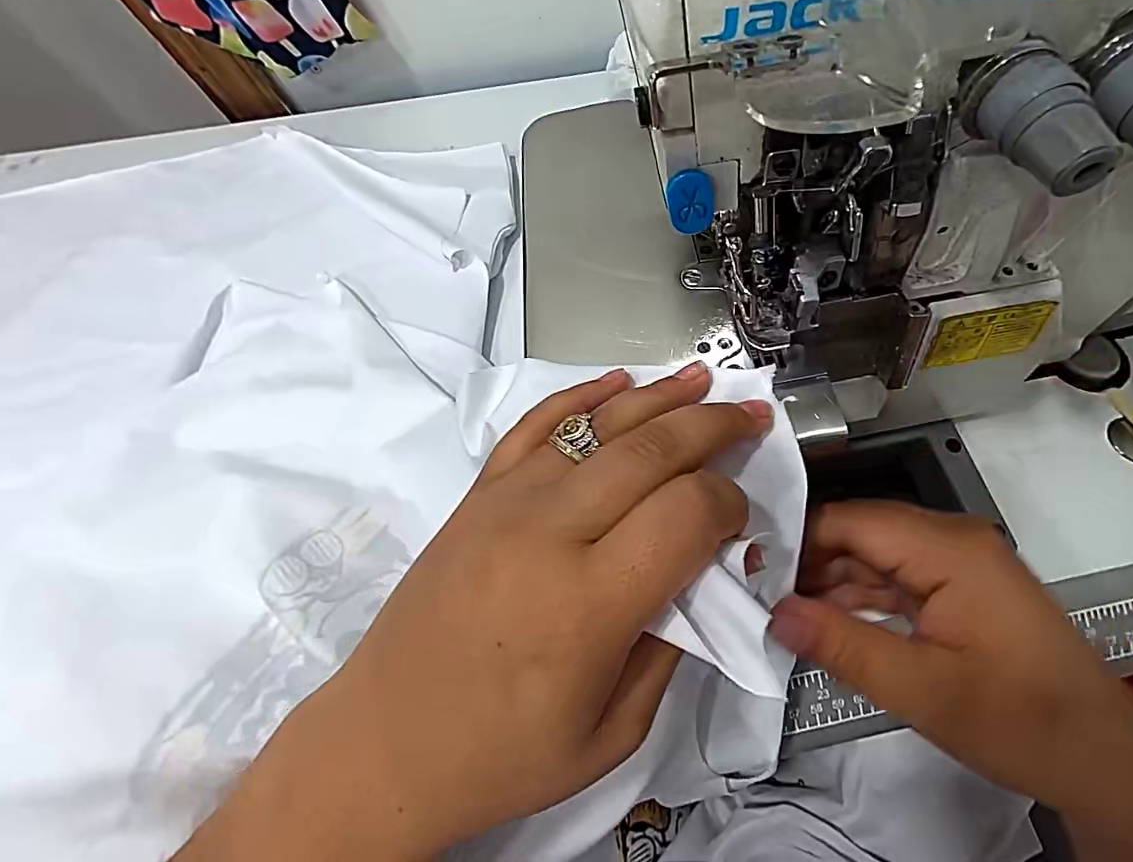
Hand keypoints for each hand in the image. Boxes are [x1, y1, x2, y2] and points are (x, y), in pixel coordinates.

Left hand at [175, 364, 771, 861]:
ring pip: (597, 425)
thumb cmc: (502, 754)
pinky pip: (535, 426)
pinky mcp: (478, 494)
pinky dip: (580, 396)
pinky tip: (617, 383)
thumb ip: (671, 642)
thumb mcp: (613, 729)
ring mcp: (506, 503)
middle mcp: (548, 534)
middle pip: (650, 451)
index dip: (728, 503)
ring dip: (657, 397)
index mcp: (588, 604)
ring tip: (700, 378)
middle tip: (750, 415)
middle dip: (712, 426)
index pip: (685, 514)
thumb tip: (707, 570)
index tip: (740, 518)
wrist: (382, 746)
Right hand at [770, 501, 1132, 859]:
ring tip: (788, 610)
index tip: (757, 566)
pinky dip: (865, 597)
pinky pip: (900, 578)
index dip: (800, 539)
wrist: (1105, 762)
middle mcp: (953, 540)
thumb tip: (776, 614)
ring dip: (836, 582)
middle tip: (765, 592)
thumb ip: (844, 646)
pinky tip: (833, 620)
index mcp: (948, 548)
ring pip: (878, 555)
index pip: (852, 520)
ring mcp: (961, 563)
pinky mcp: (963, 587)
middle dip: (813, 561)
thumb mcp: (923, 690)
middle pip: (863, 532)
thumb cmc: (1021, 721)